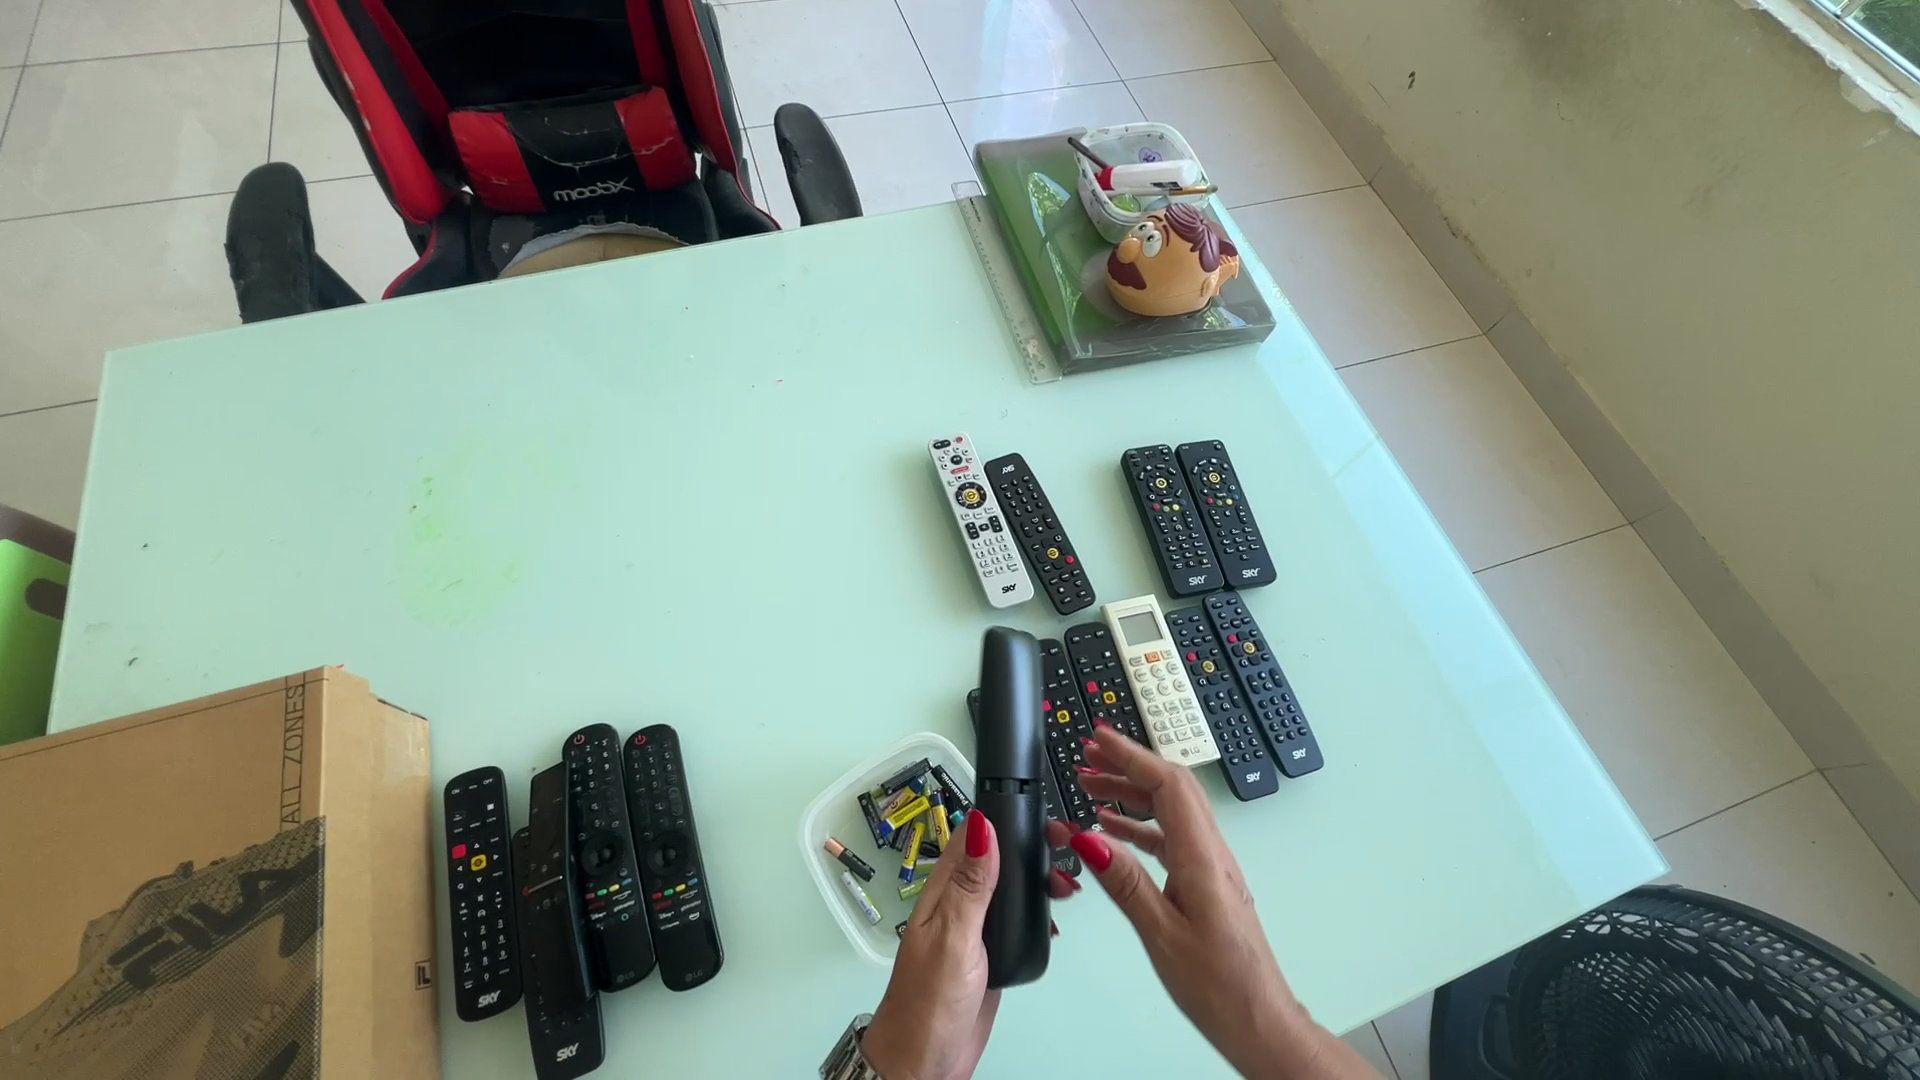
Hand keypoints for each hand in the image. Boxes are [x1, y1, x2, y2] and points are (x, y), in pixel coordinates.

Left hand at [862, 808, 1076, 1079]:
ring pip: (1011, 885)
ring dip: (1038, 876)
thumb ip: (971, 884)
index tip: (1038, 810)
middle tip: (1065, 845)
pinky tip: (1055, 913)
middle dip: (1031, 845)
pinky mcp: (990, 951)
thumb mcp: (953, 936)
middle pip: (998, 855)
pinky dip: (1038, 909)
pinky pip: (1017, 918)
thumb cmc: (926, 1004)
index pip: (974, 832)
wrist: (925, 1064)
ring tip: (1066, 881)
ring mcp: (976, 925)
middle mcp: (960, 900)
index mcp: (945, 887)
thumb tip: (981, 825)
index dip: (1003, 815)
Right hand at [1057, 726, 1377, 1078]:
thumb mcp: (1161, 935)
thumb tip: (1086, 837)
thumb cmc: (1219, 986)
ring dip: (1130, 789)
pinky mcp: (1204, 880)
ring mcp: (1209, 865)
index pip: (1166, 784)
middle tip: (1087, 754)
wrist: (1262, 1024)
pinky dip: (1137, 822)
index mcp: (1201, 857)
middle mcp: (1210, 852)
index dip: (1130, 754)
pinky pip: (1168, 835)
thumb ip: (1124, 882)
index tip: (1098, 737)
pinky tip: (1111, 829)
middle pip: (1170, 786)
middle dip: (1127, 762)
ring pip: (1169, 808)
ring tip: (1090, 784)